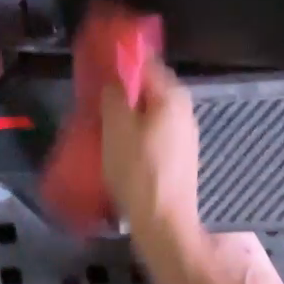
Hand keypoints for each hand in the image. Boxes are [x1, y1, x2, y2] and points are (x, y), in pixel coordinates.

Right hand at [99, 58, 200, 233]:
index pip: (146, 63)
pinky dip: (138, 128)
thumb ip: (114, 94)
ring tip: (104, 117)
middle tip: (98, 92)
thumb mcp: (116, 125)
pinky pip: (155, 129)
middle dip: (125, 87)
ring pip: (152, 110)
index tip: (99, 61)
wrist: (164, 223)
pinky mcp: (181, 156)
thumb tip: (114, 81)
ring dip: (130, 109)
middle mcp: (184, 110)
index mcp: (171, 96)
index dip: (122, 59)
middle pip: (150, 87)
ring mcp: (185, 135)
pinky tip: (120, 141)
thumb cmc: (138, 169)